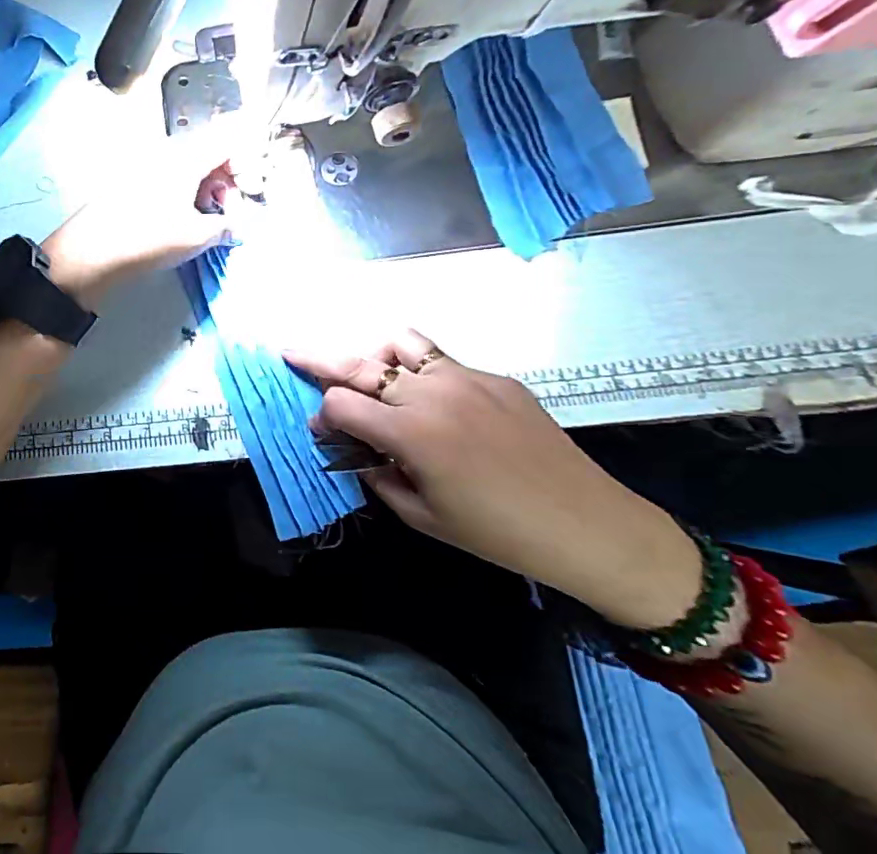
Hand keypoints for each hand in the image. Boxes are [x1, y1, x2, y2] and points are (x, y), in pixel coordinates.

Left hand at [40, 132, 246, 309]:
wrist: (91, 253)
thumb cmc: (148, 238)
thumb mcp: (196, 235)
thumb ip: (228, 226)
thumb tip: (243, 225)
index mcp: (185, 158)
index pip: (228, 142)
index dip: (248, 163)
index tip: (254, 190)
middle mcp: (167, 155)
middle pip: (211, 154)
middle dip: (231, 181)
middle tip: (235, 212)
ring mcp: (149, 168)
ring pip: (193, 169)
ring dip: (211, 190)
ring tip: (212, 220)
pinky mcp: (136, 185)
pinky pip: (174, 180)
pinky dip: (190, 195)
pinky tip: (190, 221)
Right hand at [285, 330, 704, 630]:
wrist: (583, 521)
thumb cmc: (496, 532)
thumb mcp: (424, 516)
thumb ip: (380, 476)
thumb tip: (357, 452)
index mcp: (410, 432)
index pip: (341, 403)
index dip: (322, 416)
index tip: (321, 431)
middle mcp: (432, 391)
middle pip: (361, 362)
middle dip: (319, 359)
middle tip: (293, 351)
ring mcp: (467, 377)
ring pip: (403, 343)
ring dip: (375, 354)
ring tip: (370, 372)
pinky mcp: (495, 377)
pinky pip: (444, 361)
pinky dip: (421, 371)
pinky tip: (433, 402)